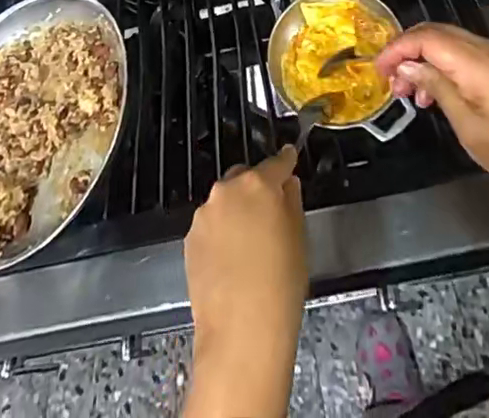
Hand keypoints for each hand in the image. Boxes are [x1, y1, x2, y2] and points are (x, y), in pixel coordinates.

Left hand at [183, 145, 305, 417]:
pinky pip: (211, 225)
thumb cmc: (281, 282)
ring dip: (237, 211)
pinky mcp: (190, 240)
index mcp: (258, 184)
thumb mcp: (299, 236)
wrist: (241, 331)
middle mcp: (227, 192)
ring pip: (225, 202)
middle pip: (245, 178)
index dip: (286, 159)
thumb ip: (292, 201)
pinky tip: (233, 258)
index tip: (290, 156)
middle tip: (272, 212)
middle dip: (257, 188)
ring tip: (251, 242)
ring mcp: (204, 216)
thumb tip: (287, 185)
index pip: (276, 162)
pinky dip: (222, 232)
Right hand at [374, 23, 488, 203]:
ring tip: (408, 92)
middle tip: (390, 81)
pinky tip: (434, 92)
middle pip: (438, 32)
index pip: (429, 38)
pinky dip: (442, 64)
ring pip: (449, 40)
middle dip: (408, 51)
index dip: (398, 49)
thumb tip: (407, 67)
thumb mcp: (468, 127)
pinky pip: (464, 52)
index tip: (379, 69)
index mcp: (482, 65)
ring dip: (424, 58)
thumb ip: (437, 88)